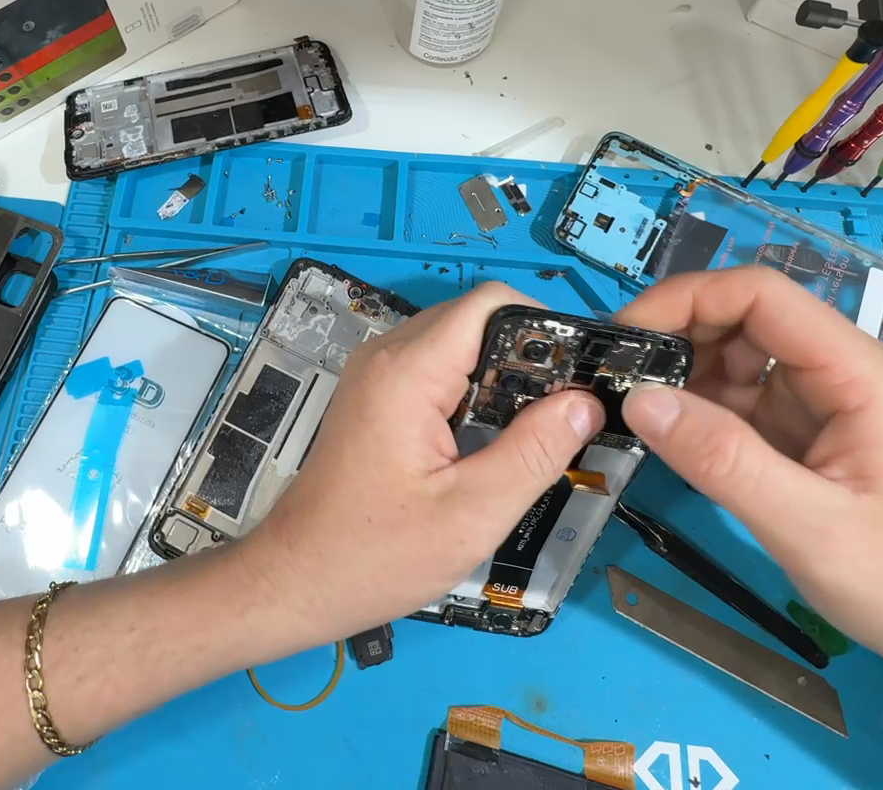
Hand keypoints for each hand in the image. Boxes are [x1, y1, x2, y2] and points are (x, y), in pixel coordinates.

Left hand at [240, 282, 604, 642]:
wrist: (296, 578)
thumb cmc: (377, 554)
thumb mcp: (470, 513)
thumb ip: (533, 452)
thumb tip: (586, 402)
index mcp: (407, 371)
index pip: (488, 304)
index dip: (543, 323)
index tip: (582, 367)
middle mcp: (386, 356)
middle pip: (473, 319)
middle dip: (529, 351)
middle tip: (572, 402)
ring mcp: (375, 374)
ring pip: (455, 343)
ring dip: (502, 371)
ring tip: (544, 420)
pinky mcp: (374, 396)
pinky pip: (434, 368)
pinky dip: (472, 386)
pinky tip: (497, 430)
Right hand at [614, 267, 882, 685]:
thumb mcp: (809, 529)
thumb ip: (723, 462)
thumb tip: (638, 399)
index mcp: (859, 374)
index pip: (761, 296)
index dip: (686, 300)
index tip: (626, 337)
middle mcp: (838, 370)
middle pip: (742, 316)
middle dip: (675, 334)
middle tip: (616, 374)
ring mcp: (819, 398)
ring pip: (732, 353)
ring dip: (680, 370)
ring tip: (632, 405)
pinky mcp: (800, 427)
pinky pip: (734, 396)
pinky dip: (693, 405)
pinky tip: (666, 432)